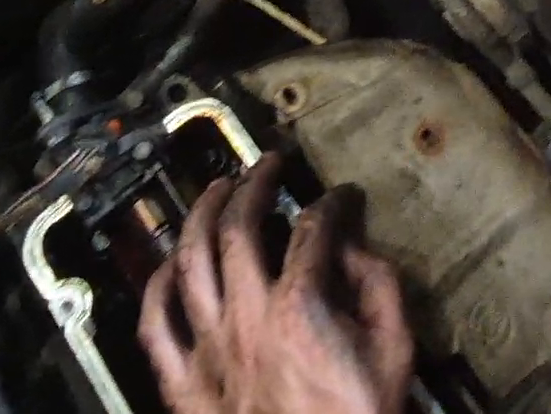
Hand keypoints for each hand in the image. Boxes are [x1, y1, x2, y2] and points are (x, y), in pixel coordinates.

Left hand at [138, 154, 413, 413]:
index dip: (333, 203)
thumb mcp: (394, 348)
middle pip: (239, 227)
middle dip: (256, 183)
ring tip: (218, 186)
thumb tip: (352, 245)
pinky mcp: (184, 386)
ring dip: (202, 213)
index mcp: (299, 307)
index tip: (343, 197)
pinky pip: (155, 325)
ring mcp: (208, 350)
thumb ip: (378, 284)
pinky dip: (158, 286)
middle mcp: (246, 318)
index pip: (314, 228)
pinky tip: (171, 261)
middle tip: (269, 164)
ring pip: (190, 261)